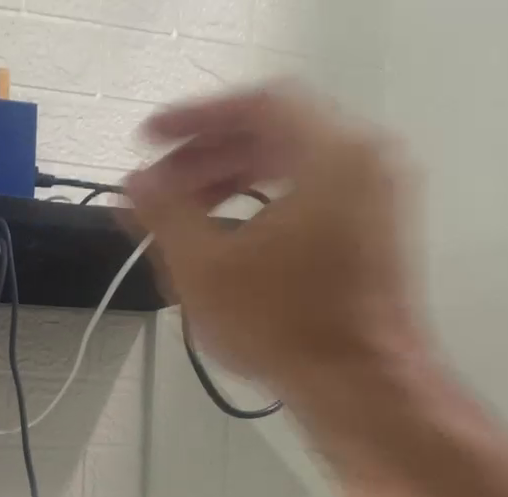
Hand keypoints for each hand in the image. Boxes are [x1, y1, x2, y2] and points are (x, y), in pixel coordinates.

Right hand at [124, 82, 429, 401]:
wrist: (356, 379)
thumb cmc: (278, 325)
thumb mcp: (202, 269)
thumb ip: (163, 216)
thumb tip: (134, 183)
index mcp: (333, 157)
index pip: (260, 106)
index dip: (194, 118)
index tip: (145, 141)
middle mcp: (364, 161)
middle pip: (274, 131)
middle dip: (204, 154)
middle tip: (153, 186)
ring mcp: (374, 193)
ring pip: (289, 161)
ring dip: (226, 178)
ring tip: (175, 213)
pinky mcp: (369, 225)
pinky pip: (306, 187)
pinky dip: (256, 197)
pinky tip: (217, 231)